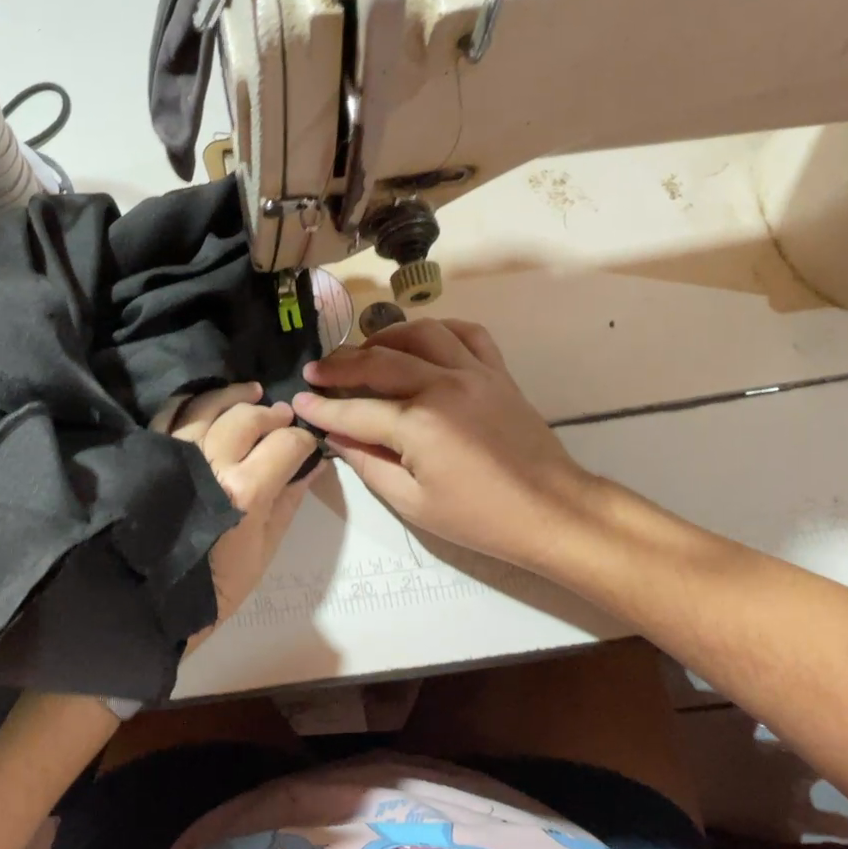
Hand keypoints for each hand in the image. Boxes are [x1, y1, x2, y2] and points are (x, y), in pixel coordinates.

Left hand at [169, 383, 318, 629]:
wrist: (148, 599)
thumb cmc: (213, 586)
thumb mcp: (263, 551)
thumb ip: (288, 502)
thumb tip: (312, 466)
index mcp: (244, 491)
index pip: (285, 445)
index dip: (302, 440)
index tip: (307, 443)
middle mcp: (210, 462)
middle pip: (248, 418)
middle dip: (272, 415)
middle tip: (281, 417)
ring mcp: (176, 452)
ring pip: (210, 406)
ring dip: (235, 396)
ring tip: (250, 393)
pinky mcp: (150, 453)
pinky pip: (171, 412)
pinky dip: (193, 401)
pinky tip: (207, 401)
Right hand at [291, 318, 599, 567]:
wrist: (550, 510)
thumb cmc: (478, 518)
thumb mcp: (412, 503)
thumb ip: (369, 463)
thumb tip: (337, 436)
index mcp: (419, 425)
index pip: (356, 409)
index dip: (322, 407)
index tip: (297, 401)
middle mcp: (443, 386)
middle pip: (380, 361)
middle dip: (341, 365)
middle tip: (316, 370)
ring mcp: (475, 373)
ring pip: (421, 334)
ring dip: (385, 337)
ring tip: (364, 350)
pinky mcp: (498, 372)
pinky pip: (466, 333)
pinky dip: (438, 330)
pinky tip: (421, 342)